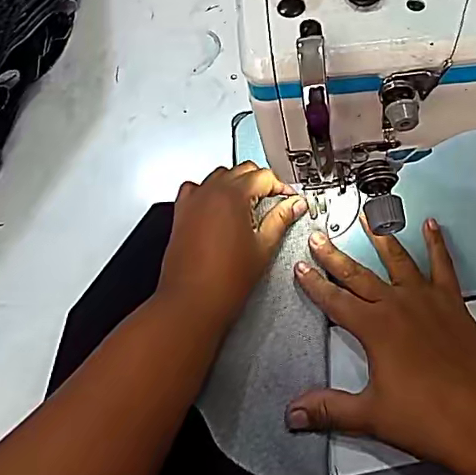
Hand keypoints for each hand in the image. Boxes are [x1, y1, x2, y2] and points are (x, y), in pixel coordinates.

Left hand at [156, 162, 307, 336]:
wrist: (191, 304)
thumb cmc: (222, 283)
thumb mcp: (263, 247)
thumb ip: (281, 219)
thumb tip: (294, 205)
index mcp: (234, 195)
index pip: (265, 176)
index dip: (282, 188)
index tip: (289, 200)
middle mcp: (211, 192)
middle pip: (243, 170)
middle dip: (262, 182)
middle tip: (274, 201)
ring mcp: (194, 201)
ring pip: (220, 175)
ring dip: (237, 183)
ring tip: (249, 205)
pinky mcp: (181, 213)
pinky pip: (196, 189)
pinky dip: (209, 192)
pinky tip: (219, 208)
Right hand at [285, 217, 475, 473]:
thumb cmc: (432, 417)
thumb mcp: (372, 415)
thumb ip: (330, 409)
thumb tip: (298, 411)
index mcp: (376, 329)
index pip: (335, 300)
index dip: (315, 284)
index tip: (302, 268)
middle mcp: (398, 306)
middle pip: (358, 274)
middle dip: (335, 256)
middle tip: (320, 239)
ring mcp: (426, 300)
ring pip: (397, 260)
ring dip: (380, 238)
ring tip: (369, 218)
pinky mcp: (451, 302)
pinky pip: (442, 265)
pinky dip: (436, 243)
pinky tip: (432, 227)